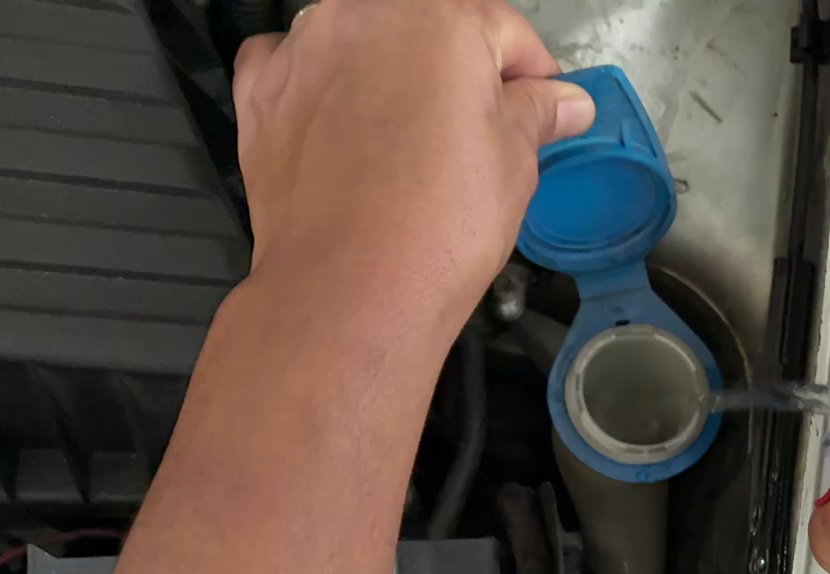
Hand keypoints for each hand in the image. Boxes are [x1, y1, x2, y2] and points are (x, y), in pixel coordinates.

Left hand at [231, 0, 593, 316]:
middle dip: (464, 76)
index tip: (546, 115)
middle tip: (483, 141)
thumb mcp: (515, 168)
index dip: (536, 74)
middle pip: (432, 31)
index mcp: (440, 19)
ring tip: (414, 152)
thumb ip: (537, 115)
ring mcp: (302, 46)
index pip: (506, 30)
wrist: (351, 290)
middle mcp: (363, 11)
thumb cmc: (446, 226)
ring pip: (369, 47)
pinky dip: (334, 94)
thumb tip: (569, 101)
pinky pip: (308, 73)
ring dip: (399, 81)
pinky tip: (352, 142)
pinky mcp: (261, 90)